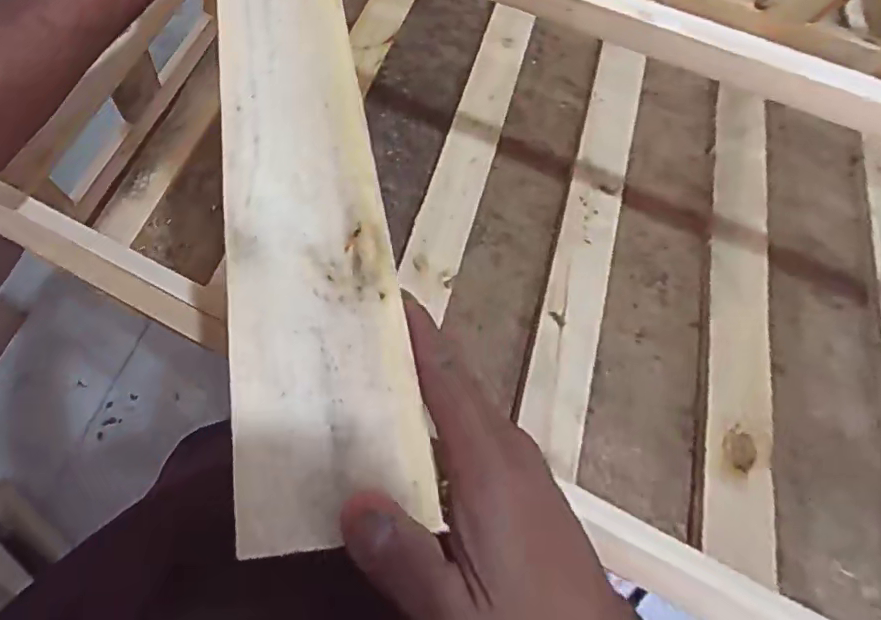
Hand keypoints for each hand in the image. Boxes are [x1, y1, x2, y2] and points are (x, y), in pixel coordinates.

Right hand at [341, 297, 629, 619]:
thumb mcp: (458, 613)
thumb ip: (406, 558)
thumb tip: (352, 502)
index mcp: (489, 464)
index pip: (445, 378)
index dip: (418, 332)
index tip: (389, 294)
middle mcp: (508, 449)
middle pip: (456, 379)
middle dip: (417, 345)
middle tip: (371, 324)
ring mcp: (523, 465)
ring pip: (467, 404)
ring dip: (429, 379)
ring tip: (383, 369)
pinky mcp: (528, 486)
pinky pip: (477, 429)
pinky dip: (444, 413)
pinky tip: (419, 438)